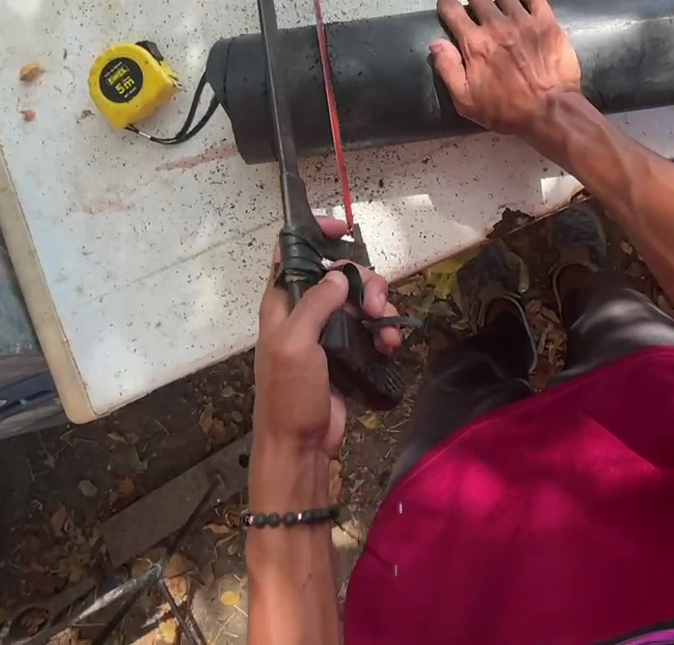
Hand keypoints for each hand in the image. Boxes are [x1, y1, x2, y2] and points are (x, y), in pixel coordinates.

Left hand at [252, 217, 401, 462]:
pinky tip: (391, 346)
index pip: (293, 254)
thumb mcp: (295, 345)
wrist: (301, 446)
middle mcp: (305, 312)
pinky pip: (371, 327)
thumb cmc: (289, 395)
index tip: (343, 228)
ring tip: (387, 334)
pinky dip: (384, 331)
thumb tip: (339, 274)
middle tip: (374, 304)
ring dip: (380, 308)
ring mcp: (328, 332)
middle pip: (340, 275)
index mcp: (282, 304)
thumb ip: (315, 304)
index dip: (315, 234)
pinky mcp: (348, 351)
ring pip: (360, 299)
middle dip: (365, 281)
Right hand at [430, 0, 583, 142]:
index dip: (446, 3)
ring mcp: (523, 21)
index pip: (452, 10)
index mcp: (474, 43)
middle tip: (472, 0)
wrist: (549, 111)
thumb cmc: (506, 110)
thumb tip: (436, 43)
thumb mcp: (465, 100)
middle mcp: (496, 25)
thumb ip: (448, 69)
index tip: (447, 4)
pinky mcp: (546, 23)